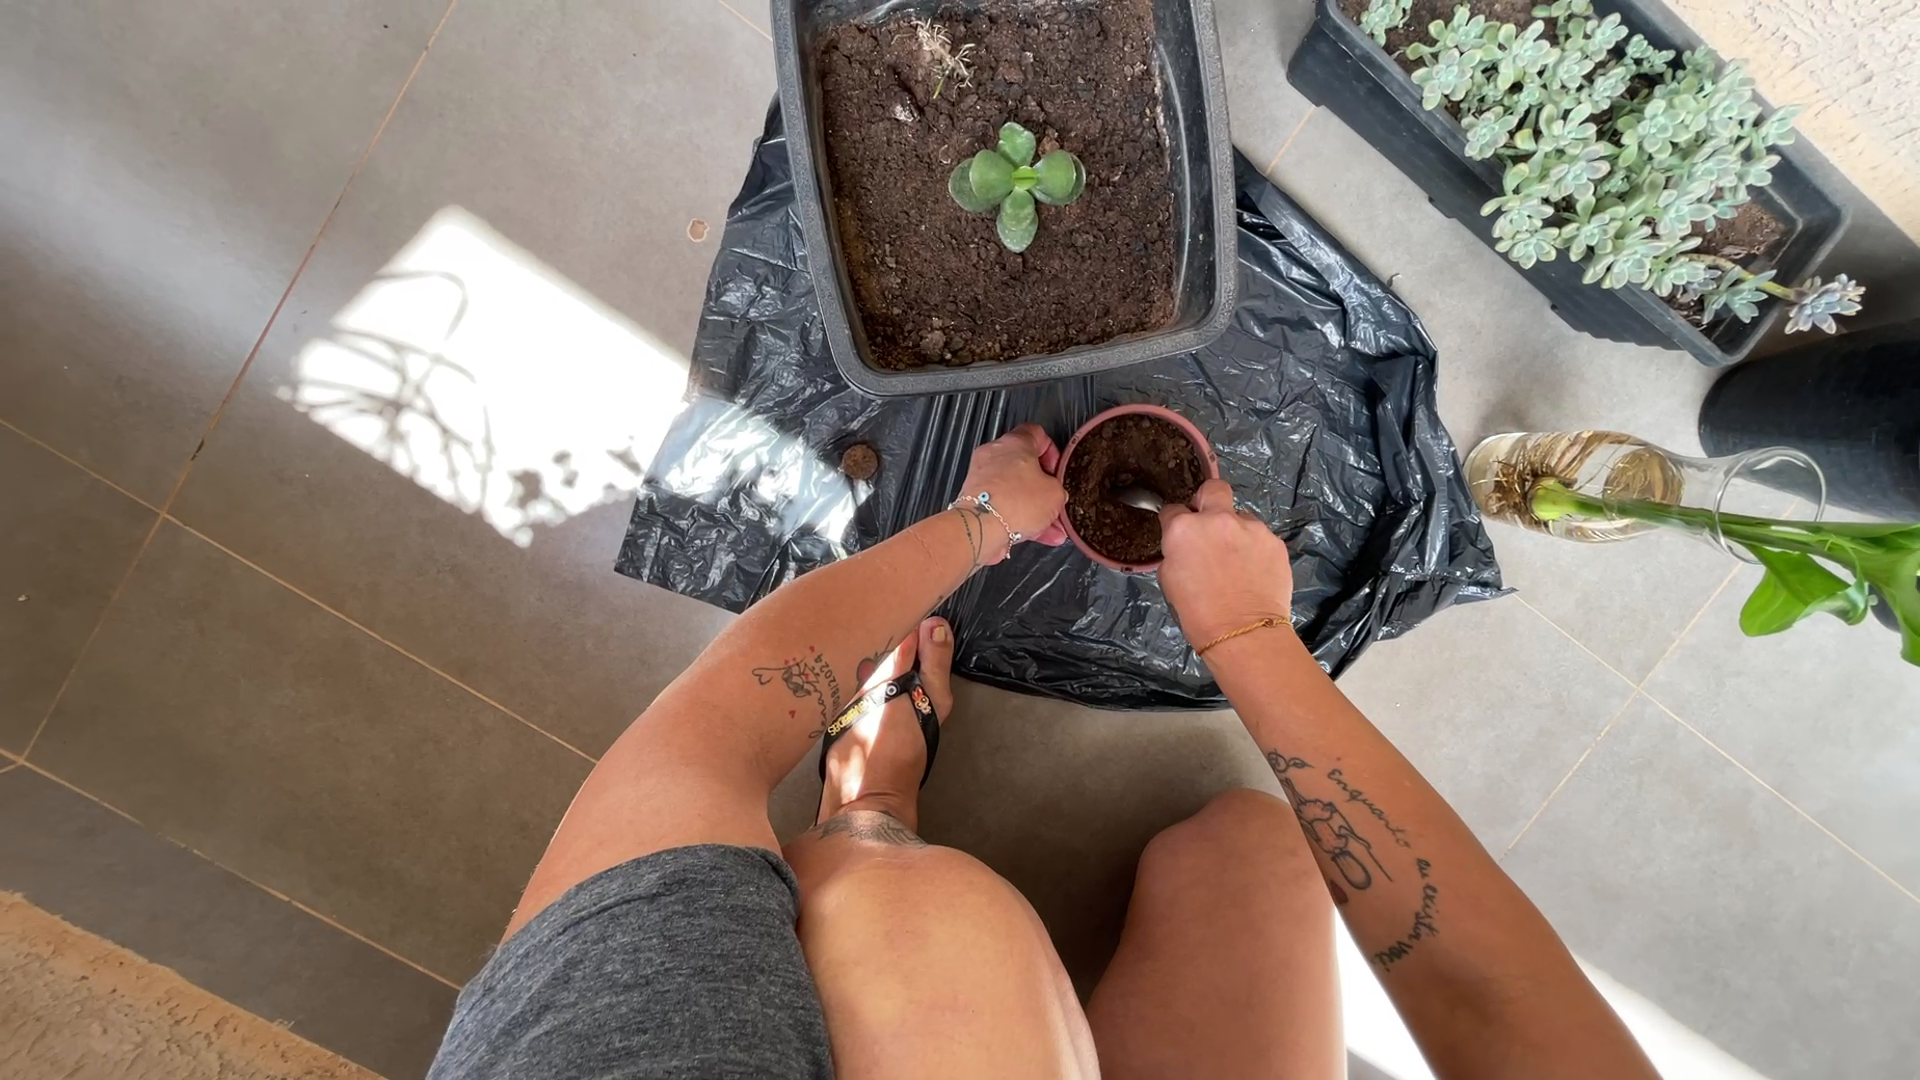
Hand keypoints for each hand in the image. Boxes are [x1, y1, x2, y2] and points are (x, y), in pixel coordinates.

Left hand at [954, 424, 1068, 563]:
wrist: (982, 527)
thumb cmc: (1014, 502)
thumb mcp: (1055, 494)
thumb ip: (1057, 489)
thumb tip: (1054, 495)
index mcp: (1015, 443)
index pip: (1037, 435)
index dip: (1052, 452)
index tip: (1057, 469)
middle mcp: (995, 455)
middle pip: (1024, 466)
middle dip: (1042, 487)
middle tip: (1054, 500)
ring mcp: (982, 476)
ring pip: (1014, 489)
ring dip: (1033, 507)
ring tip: (1050, 526)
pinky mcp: (975, 498)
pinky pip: (1003, 505)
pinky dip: (1019, 517)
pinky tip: (1038, 534)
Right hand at [1158, 479, 1294, 647]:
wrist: (1242, 633)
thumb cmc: (1197, 612)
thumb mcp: (1169, 579)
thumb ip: (1175, 551)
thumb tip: (1183, 546)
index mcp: (1184, 528)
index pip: (1172, 509)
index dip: (1174, 521)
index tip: (1177, 532)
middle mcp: (1217, 519)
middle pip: (1213, 489)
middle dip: (1208, 499)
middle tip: (1208, 521)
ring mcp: (1250, 528)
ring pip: (1241, 517)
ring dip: (1235, 531)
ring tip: (1236, 561)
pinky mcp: (1275, 541)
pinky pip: (1260, 537)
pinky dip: (1255, 549)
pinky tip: (1252, 571)